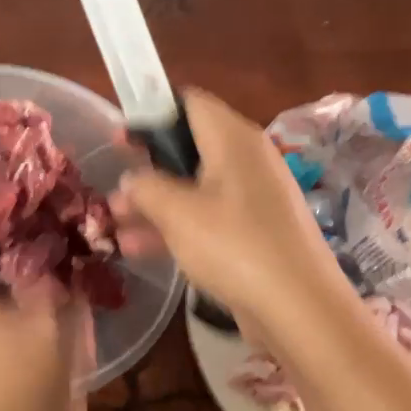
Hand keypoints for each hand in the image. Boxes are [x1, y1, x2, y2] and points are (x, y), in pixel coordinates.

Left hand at [0, 293, 92, 410]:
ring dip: (1, 347)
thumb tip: (71, 388)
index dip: (70, 315)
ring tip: (5, 383)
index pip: (65, 306)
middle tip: (41, 360)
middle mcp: (6, 325)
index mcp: (49, 337)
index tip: (73, 330)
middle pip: (25, 311)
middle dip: (34, 328)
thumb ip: (75, 404)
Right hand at [113, 89, 343, 324]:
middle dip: (148, 164)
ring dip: (154, 202)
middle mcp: (247, 161)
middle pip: (190, 146)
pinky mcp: (254, 233)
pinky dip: (175, 226)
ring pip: (194, 187)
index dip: (151, 112)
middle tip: (113, 180)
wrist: (297, 307)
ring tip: (114, 222)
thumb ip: (145, 187)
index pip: (189, 103)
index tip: (120, 135)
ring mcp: (253, 199)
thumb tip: (131, 178)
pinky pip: (206, 218)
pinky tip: (139, 249)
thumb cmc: (234, 246)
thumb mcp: (177, 212)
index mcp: (233, 140)